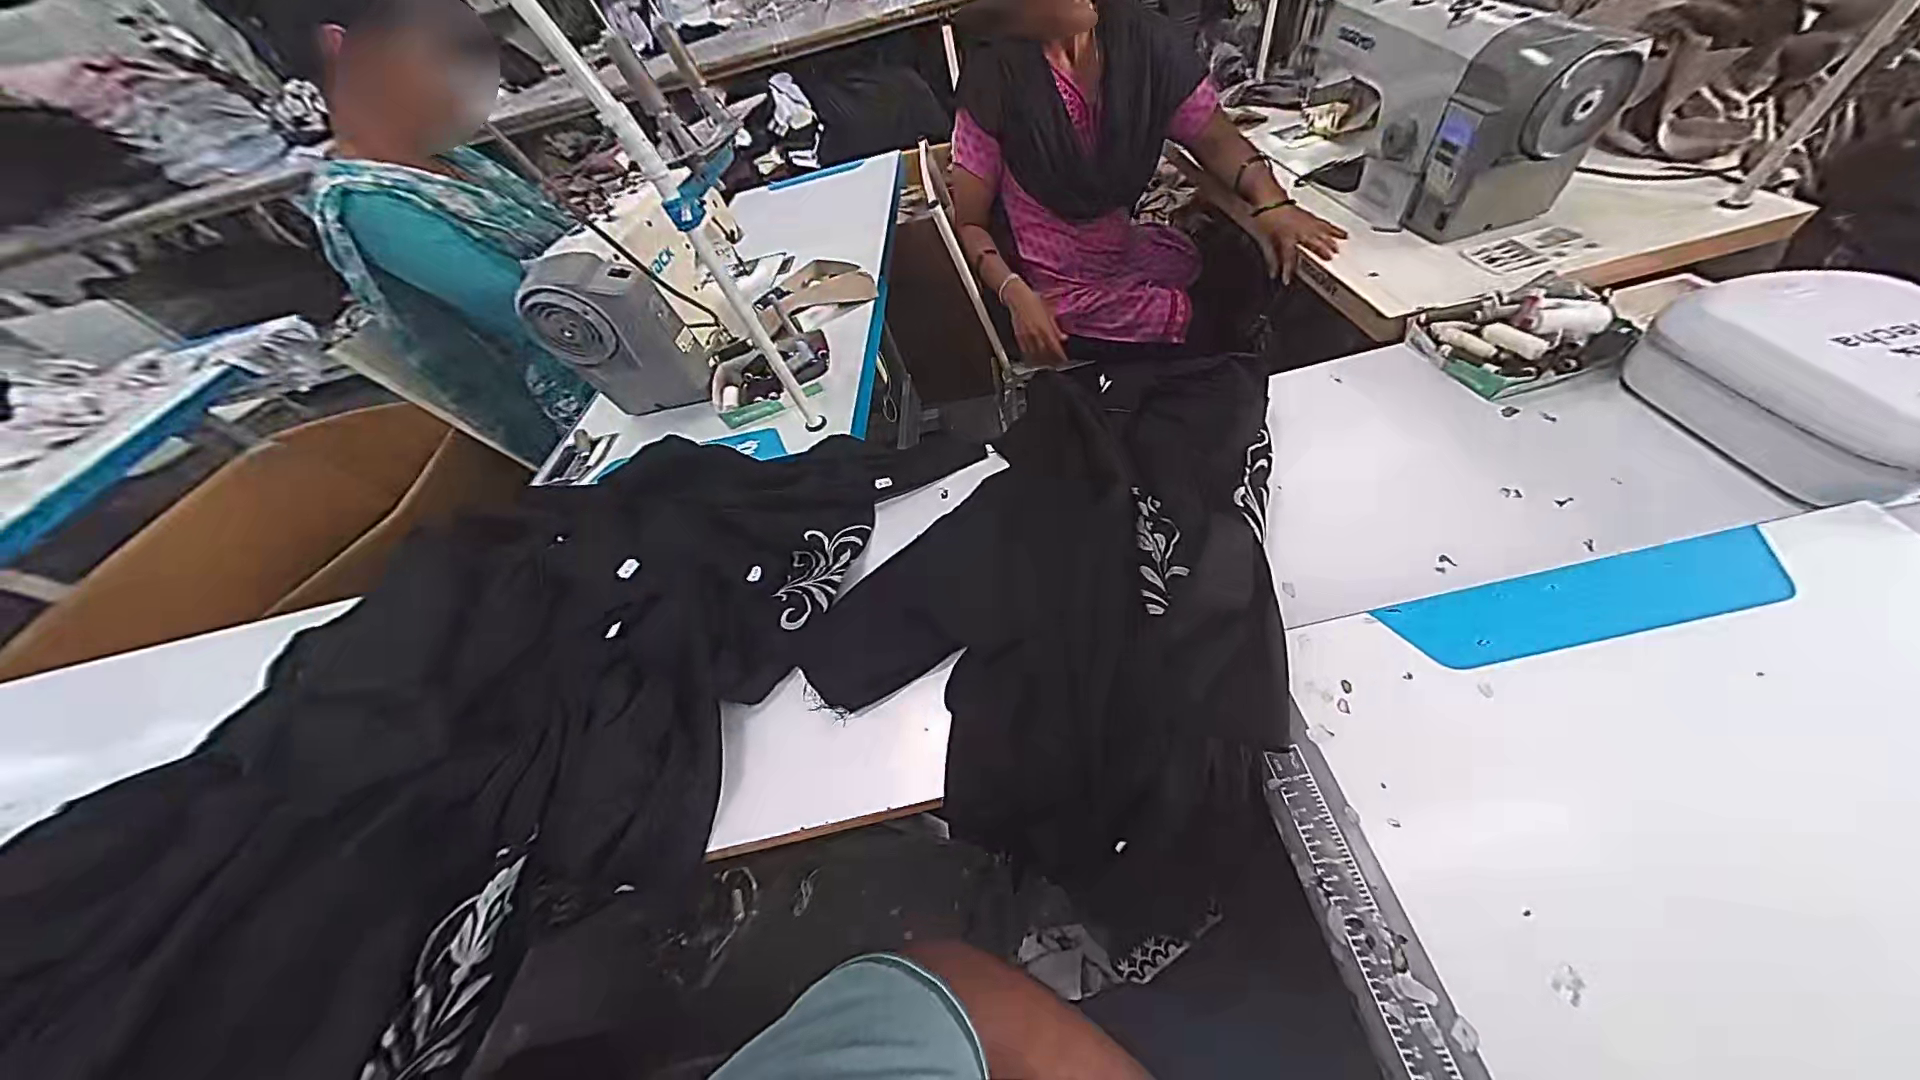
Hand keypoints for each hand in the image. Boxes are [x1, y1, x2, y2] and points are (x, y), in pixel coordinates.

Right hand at [1003, 277, 1069, 367]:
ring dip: (1043, 363)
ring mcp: (1026, 338)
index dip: (1060, 356)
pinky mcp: (1019, 338)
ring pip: (1035, 356)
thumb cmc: (1034, 301)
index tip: (1064, 360)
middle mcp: (1035, 335)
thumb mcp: (1048, 313)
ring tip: (1048, 365)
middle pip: (1045, 355)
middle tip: (1058, 365)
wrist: (1017, 297)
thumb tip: (1063, 338)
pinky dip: (1032, 359)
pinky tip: (1036, 361)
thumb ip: (1056, 328)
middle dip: (1052, 362)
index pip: (1054, 348)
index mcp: (1044, 328)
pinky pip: (1026, 353)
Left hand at [1258, 204, 1347, 283]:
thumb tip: (1273, 272)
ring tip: (1338, 249)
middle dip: (1322, 251)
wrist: (1268, 201)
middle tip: (1329, 259)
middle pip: (1314, 241)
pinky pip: (1326, 224)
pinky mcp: (1310, 217)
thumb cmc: (1265, 219)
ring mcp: (1307, 222)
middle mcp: (1299, 229)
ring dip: (1332, 241)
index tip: (1287, 280)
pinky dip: (1334, 230)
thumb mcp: (1265, 241)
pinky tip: (1341, 234)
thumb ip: (1271, 258)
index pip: (1289, 257)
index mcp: (1286, 236)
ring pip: (1323, 231)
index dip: (1288, 270)